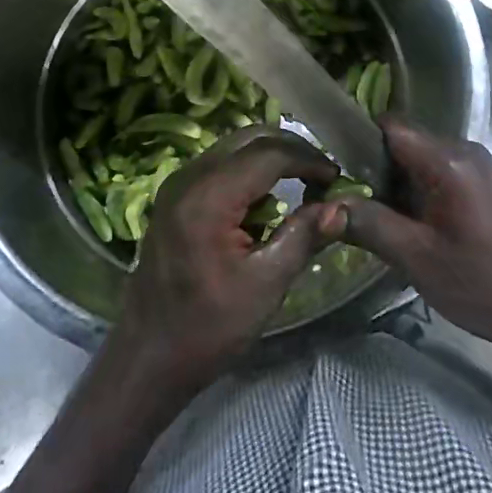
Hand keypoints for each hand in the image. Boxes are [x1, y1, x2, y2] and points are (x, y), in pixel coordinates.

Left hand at [111, 127, 346, 388]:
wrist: (149, 354)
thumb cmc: (208, 327)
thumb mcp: (265, 284)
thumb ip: (304, 236)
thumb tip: (342, 207)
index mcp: (207, 196)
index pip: (268, 154)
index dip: (307, 160)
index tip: (338, 178)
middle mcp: (188, 176)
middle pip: (248, 138)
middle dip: (290, 149)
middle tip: (323, 175)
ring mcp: (177, 183)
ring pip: (233, 147)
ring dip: (270, 158)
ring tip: (304, 184)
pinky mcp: (175, 195)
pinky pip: (219, 165)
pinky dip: (248, 171)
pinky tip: (269, 201)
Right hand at [341, 116, 491, 430]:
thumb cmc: (481, 285)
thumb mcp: (416, 258)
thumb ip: (367, 224)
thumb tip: (321, 207)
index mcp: (448, 161)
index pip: (389, 126)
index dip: (357, 140)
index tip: (333, 167)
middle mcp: (463, 149)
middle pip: (402, 139)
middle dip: (372, 164)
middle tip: (347, 198)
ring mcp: (476, 163)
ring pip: (417, 154)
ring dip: (393, 178)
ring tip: (373, 211)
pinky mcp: (482, 180)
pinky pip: (435, 168)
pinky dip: (414, 186)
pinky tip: (406, 218)